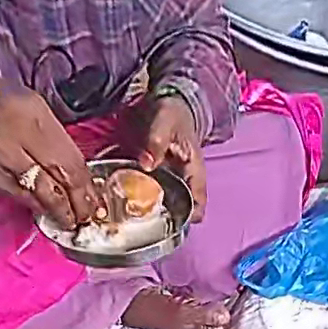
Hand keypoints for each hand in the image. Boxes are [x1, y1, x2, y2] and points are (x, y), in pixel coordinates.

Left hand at [138, 95, 204, 221]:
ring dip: (152, 214)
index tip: (167, 220)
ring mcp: (174, 185)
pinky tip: (129, 202)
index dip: (187, 218)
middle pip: (181, 213)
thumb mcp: (165, 121)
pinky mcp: (161, 182)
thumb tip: (147, 164)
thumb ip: (157, 141)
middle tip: (143, 221)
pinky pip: (153, 199)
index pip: (198, 206)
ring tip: (133, 215)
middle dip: (164, 220)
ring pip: (167, 209)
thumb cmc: (173, 113)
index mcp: (195, 173)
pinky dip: (143, 203)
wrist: (169, 107)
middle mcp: (186, 184)